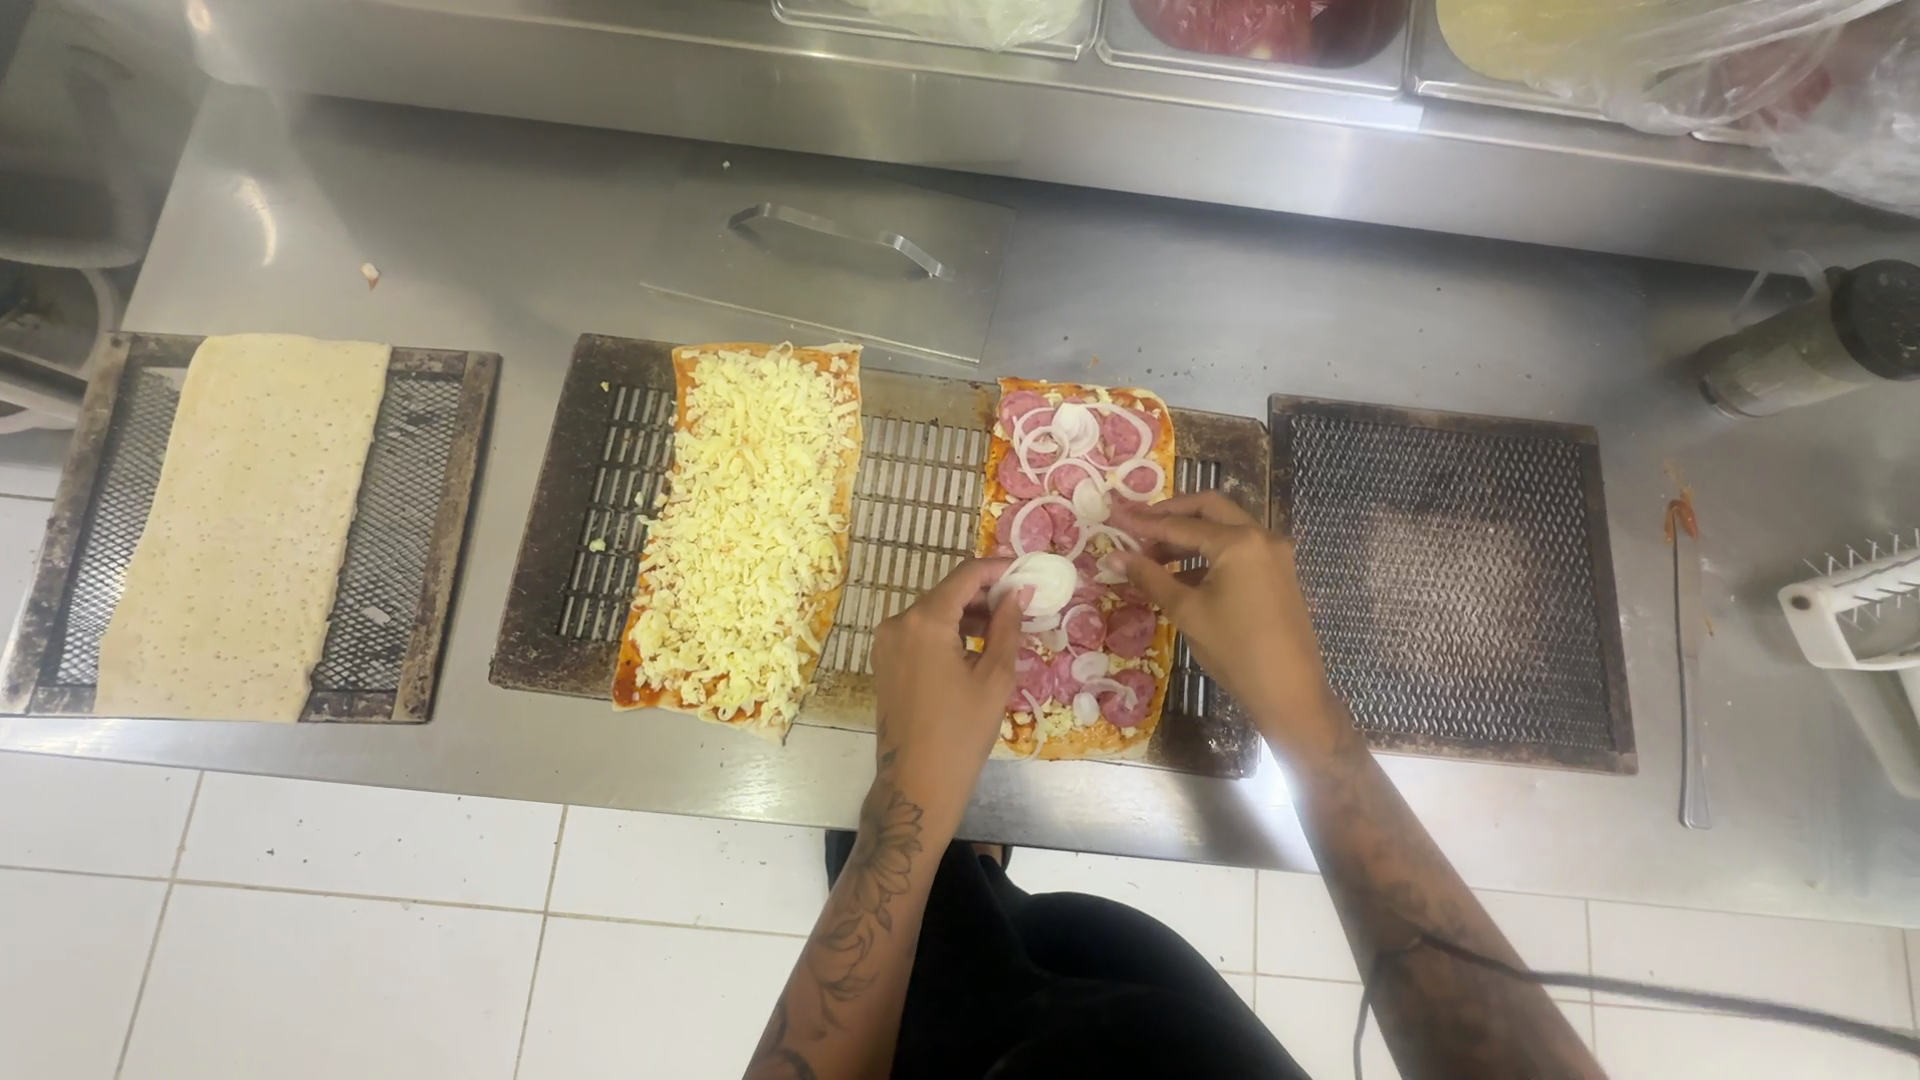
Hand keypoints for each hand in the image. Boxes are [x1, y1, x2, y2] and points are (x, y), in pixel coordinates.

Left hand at [869, 557, 1021, 818]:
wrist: (917, 782)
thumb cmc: (962, 732)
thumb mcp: (995, 677)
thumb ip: (1007, 626)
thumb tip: (1017, 593)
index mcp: (925, 621)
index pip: (965, 576)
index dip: (997, 568)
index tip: (1024, 569)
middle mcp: (898, 622)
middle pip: (947, 592)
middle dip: (984, 594)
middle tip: (1020, 604)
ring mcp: (886, 642)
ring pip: (933, 612)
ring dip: (967, 614)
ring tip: (1002, 630)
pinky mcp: (884, 660)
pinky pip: (920, 632)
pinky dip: (947, 632)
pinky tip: (974, 648)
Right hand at [1106, 493, 1351, 760]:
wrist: (1289, 690)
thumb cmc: (1234, 649)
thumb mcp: (1186, 611)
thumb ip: (1150, 577)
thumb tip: (1113, 557)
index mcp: (1238, 542)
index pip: (1180, 524)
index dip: (1144, 522)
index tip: (1115, 516)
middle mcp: (1261, 536)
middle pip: (1209, 509)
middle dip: (1170, 515)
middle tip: (1137, 526)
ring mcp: (1274, 553)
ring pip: (1224, 528)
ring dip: (1188, 536)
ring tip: (1152, 557)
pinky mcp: (1278, 572)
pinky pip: (1237, 549)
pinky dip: (1208, 554)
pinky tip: (1181, 576)